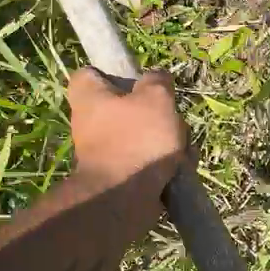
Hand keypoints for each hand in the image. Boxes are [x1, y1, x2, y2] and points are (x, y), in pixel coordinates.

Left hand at [66, 68, 185, 190]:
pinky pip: (146, 159)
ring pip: (143, 135)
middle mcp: (90, 122)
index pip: (91, 73)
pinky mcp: (120, 173)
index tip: (138, 82)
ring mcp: (105, 150)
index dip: (114, 74)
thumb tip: (157, 79)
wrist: (125, 196)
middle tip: (170, 119)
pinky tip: (179, 167)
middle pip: (128, 107)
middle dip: (157, 113)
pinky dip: (164, 163)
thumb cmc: (137, 138)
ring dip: (167, 140)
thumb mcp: (156, 97)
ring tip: (181, 149)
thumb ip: (158, 81)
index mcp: (88, 96)